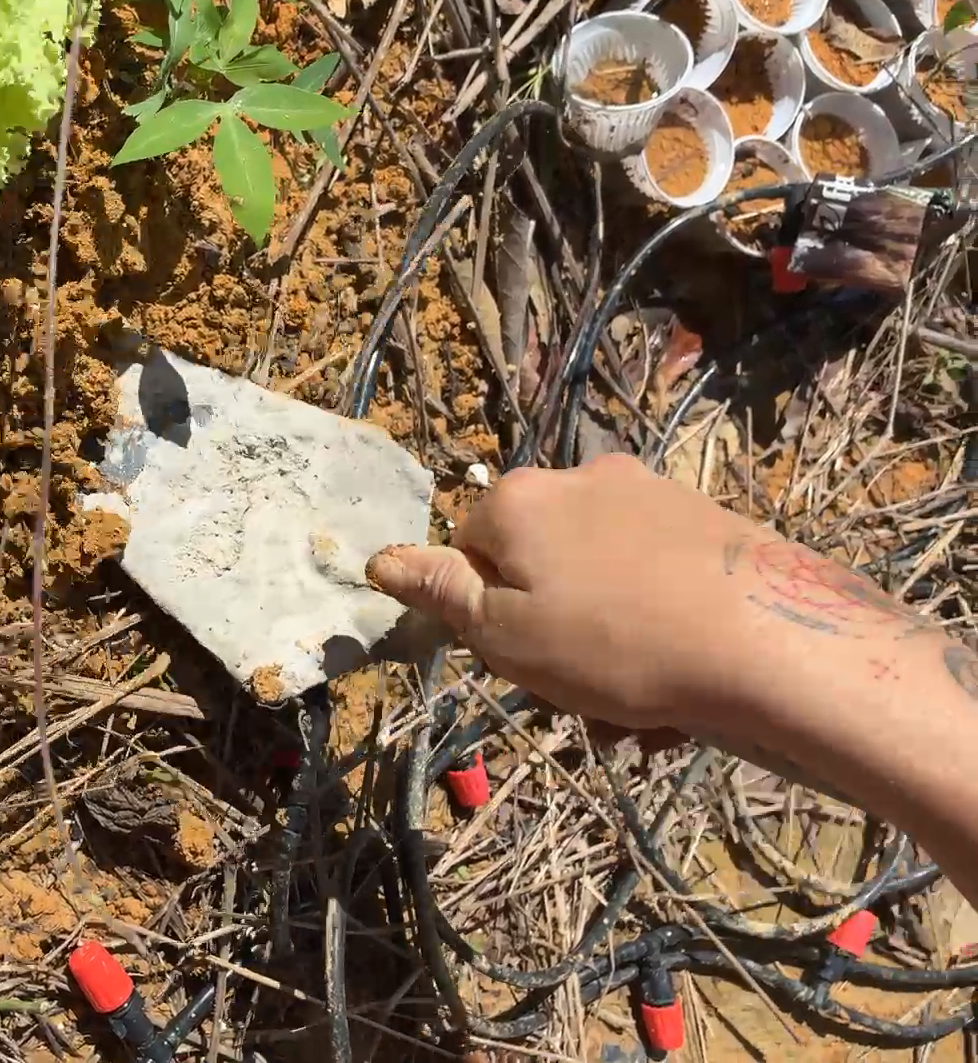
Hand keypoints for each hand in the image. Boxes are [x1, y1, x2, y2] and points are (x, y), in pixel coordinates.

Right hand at [364, 454, 913, 737]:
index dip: (484, 605)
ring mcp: (649, 490)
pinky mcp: (708, 513)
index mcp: (515, 500)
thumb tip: (378, 559)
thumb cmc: (615, 645)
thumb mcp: (500, 631)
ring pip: (591, 566)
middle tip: (575, 678)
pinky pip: (648, 565)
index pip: (465, 552)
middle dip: (543, 613)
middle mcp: (576, 476)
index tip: (520, 649)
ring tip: (633, 693)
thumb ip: (435, 589)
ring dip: (597, 623)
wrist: (791, 653)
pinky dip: (649, 610)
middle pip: (531, 556)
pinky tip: (676, 664)